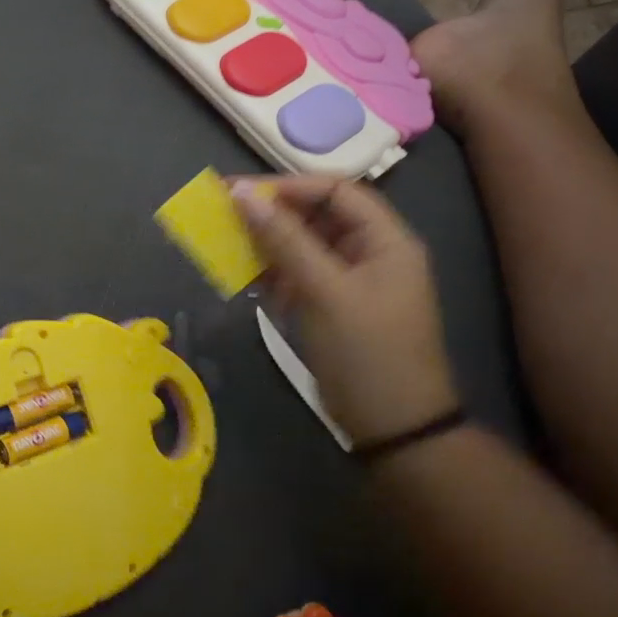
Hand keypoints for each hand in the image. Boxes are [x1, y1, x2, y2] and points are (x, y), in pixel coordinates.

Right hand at [230, 176, 457, 442]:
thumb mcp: (323, 291)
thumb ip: (283, 239)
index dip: (288, 187)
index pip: (335, 191)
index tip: (240, 193)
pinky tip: (251, 282)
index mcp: (386, 241)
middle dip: (272, 215)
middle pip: (318, 215)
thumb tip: (241, 193)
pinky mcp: (335, 306)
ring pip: (304, 245)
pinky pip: (300, 274)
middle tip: (224, 215)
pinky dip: (274, 274)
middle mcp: (372, 253)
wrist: (393, 429)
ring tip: (229, 248)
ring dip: (268, 244)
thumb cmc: (365, 352)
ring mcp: (353, 282)